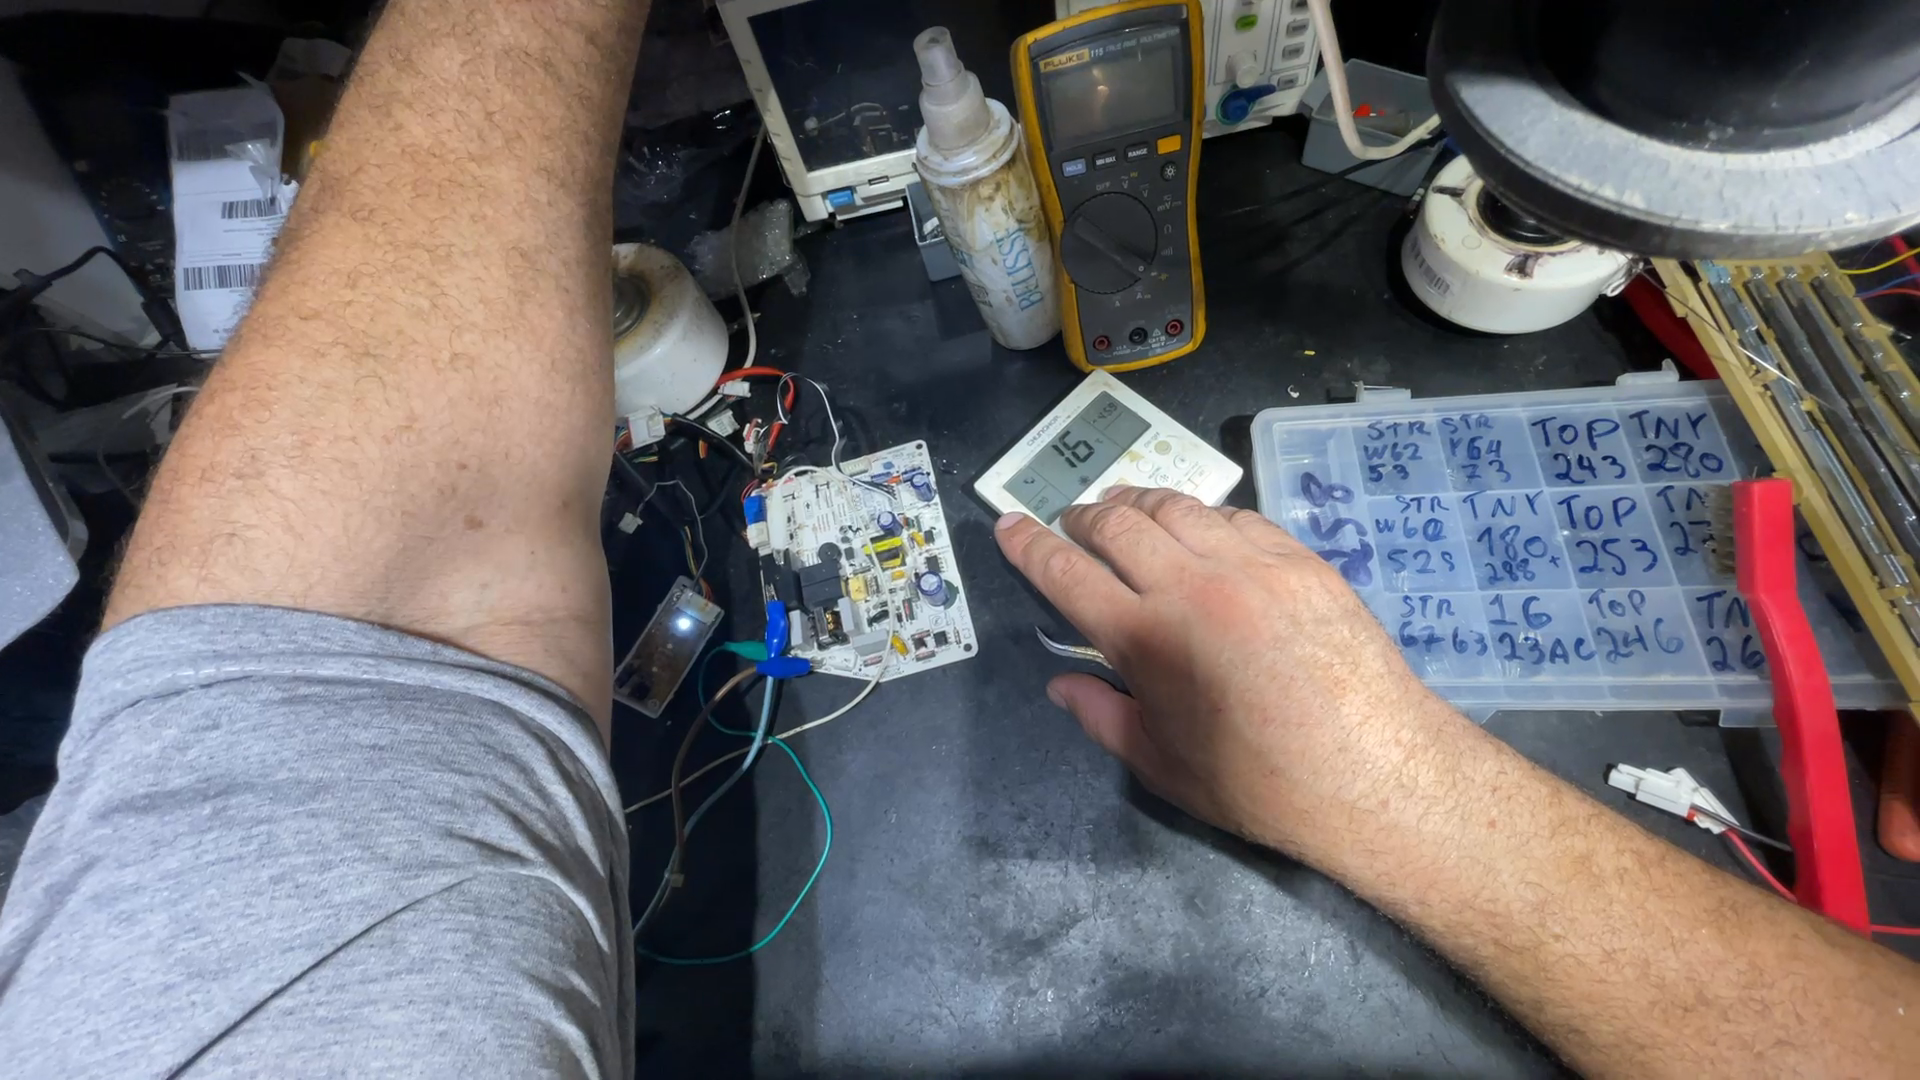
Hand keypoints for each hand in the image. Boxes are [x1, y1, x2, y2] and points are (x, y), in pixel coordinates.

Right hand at [995, 487, 1466, 863]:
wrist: (1380, 777)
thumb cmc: (1258, 783)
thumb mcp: (1161, 766)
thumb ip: (1100, 716)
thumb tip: (1058, 684)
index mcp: (1145, 638)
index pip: (1065, 573)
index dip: (1028, 545)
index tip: (1008, 524)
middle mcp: (1190, 585)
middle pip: (1116, 523)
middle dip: (1081, 517)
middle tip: (1073, 525)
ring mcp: (1249, 564)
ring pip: (1174, 506)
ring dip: (1136, 503)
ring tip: (1125, 512)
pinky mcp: (1298, 559)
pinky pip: (1234, 515)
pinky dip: (1200, 516)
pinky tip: (1200, 532)